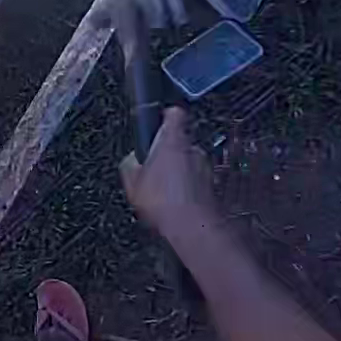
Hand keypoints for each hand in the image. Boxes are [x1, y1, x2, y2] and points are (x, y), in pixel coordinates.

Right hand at [120, 106, 221, 239]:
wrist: (191, 226)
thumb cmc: (163, 200)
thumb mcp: (131, 181)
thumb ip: (130, 164)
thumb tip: (132, 160)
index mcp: (172, 141)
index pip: (173, 114)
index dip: (164, 115)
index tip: (156, 120)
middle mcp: (193, 149)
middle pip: (178, 141)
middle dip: (165, 151)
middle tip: (150, 167)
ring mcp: (204, 167)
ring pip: (187, 161)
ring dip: (176, 170)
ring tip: (160, 189)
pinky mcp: (210, 184)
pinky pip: (193, 179)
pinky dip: (184, 186)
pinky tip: (171, 201)